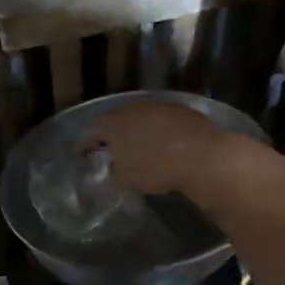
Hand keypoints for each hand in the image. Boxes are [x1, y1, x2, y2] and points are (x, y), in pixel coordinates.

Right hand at [89, 101, 236, 194]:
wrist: (200, 155)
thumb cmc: (155, 167)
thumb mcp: (125, 179)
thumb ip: (113, 173)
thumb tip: (113, 170)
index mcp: (113, 123)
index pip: (90, 131)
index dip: (85, 144)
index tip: (83, 155)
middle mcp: (132, 108)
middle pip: (114, 120)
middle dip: (110, 134)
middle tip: (109, 150)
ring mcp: (158, 105)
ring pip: (139, 117)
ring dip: (135, 130)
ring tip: (137, 147)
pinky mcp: (180, 109)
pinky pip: (161, 120)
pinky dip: (157, 130)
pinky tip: (163, 143)